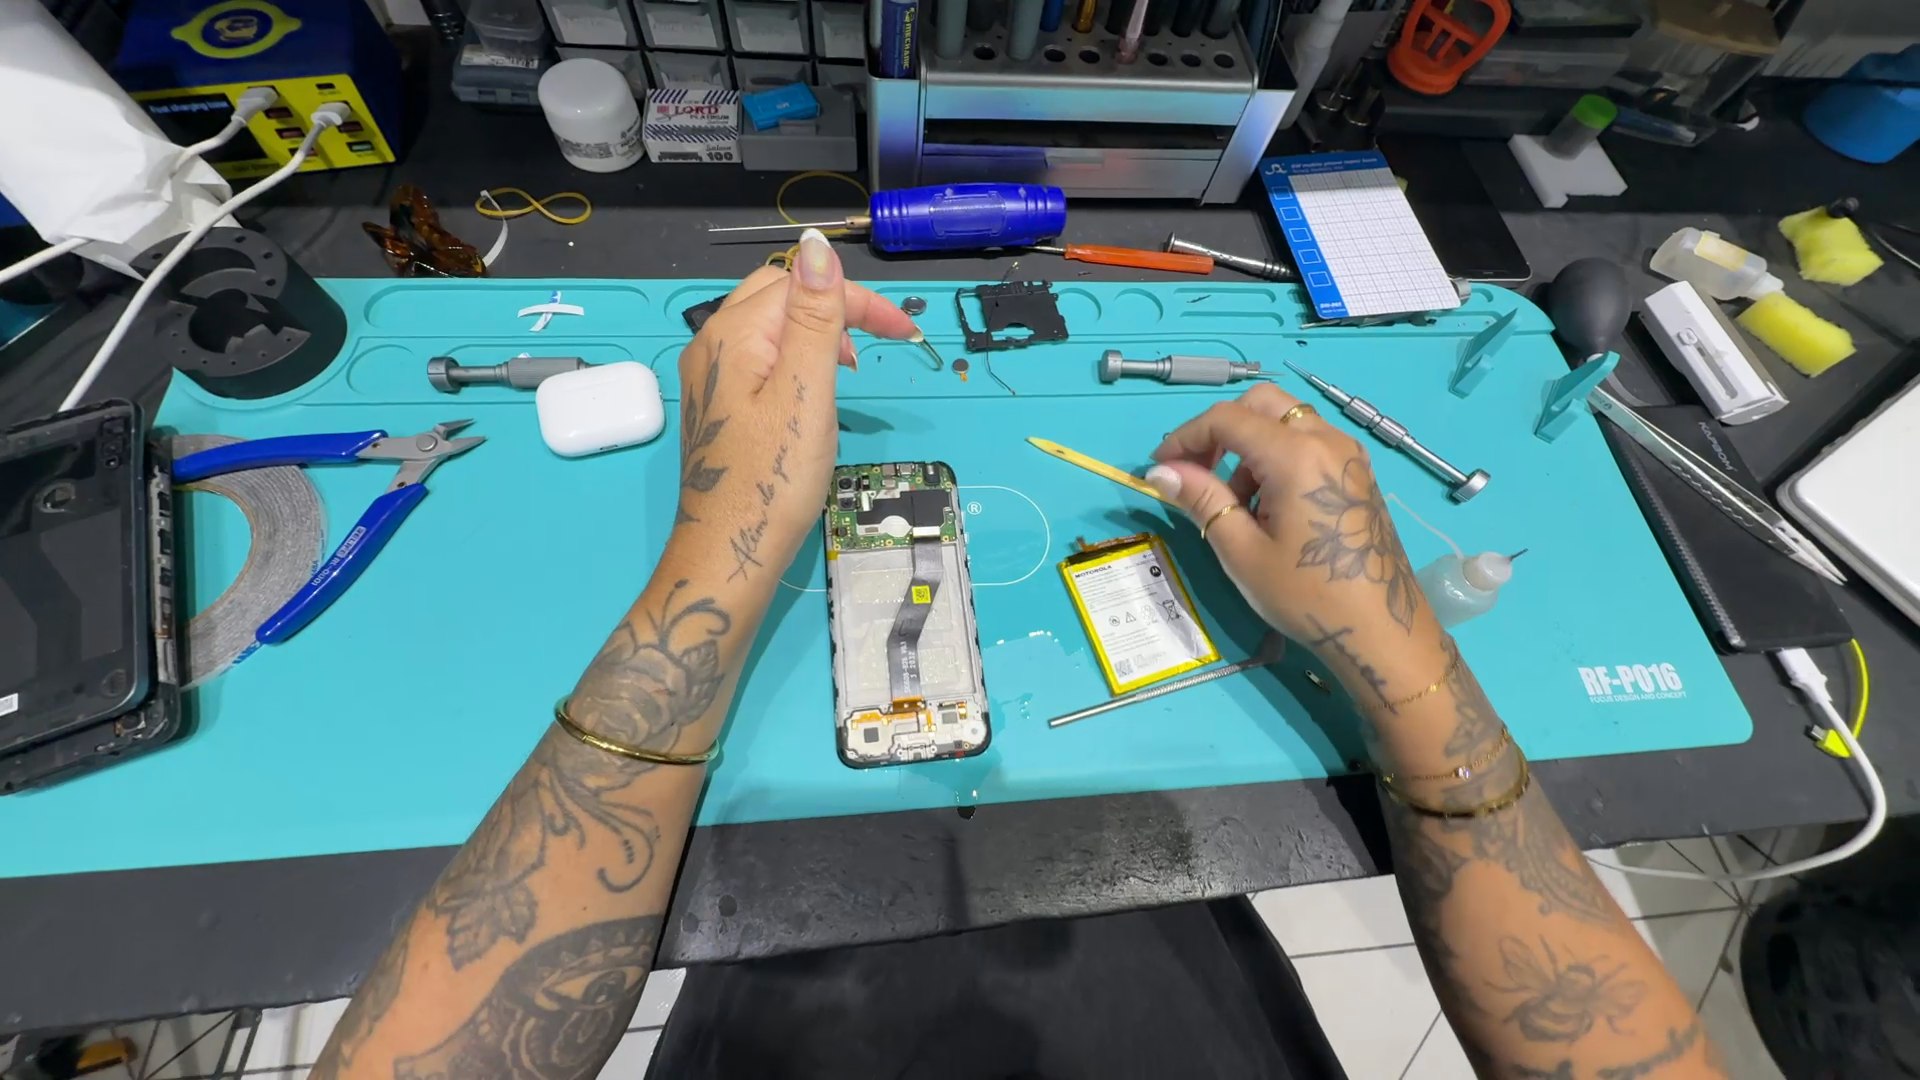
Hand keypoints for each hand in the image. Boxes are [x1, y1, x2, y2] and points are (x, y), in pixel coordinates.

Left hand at [668, 230, 918, 584]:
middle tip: (876, 348)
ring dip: (816, 334)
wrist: (731, 551)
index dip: (858, 301)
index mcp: (733, 333)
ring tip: (848, 370)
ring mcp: (711, 378)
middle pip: (778, 297)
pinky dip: (795, 360)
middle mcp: (712, 345)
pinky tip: (811, 392)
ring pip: (769, 328)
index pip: (800, 285)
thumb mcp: (806, 389)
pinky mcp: (720, 407)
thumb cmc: (775, 475)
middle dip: (834, 309)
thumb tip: (818, 246)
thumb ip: (815, 316)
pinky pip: (760, 360)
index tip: (906, 335)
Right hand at [1145, 384, 1437, 651]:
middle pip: (1260, 404)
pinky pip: (1307, 441)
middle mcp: (1326, 440)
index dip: (1185, 438)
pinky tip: (1267, 504)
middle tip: (1196, 472)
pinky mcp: (1356, 472)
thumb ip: (1200, 499)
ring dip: (1247, 445)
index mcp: (1296, 455)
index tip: (1160, 468)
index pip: (1226, 419)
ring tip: (1233, 502)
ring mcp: (1347, 454)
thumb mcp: (1240, 550)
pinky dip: (1275, 455)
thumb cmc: (1305, 594)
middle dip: (1219, 430)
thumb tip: (1159, 471)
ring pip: (1285, 420)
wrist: (1380, 631)